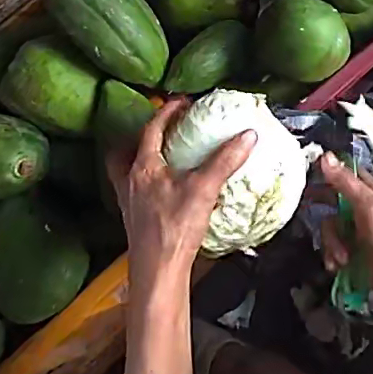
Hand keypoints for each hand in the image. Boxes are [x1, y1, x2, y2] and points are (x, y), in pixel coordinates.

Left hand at [106, 98, 255, 289]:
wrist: (158, 271)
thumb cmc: (175, 228)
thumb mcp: (204, 189)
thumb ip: (225, 161)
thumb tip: (247, 135)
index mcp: (143, 167)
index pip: (152, 129)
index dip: (167, 112)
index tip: (181, 102)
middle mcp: (130, 181)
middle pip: (126, 148)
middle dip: (142, 135)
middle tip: (161, 129)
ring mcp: (128, 201)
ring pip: (125, 171)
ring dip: (138, 159)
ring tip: (157, 157)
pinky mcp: (133, 219)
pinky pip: (133, 191)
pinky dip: (144, 183)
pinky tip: (161, 190)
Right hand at [317, 153, 372, 301]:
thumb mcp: (367, 203)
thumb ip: (345, 181)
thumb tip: (325, 157)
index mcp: (366, 190)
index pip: (342, 172)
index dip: (326, 171)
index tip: (311, 178)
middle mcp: (356, 206)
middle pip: (328, 200)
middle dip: (323, 213)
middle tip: (315, 215)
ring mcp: (351, 228)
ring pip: (327, 226)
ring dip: (332, 243)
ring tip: (342, 255)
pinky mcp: (347, 248)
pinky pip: (329, 246)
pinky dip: (332, 256)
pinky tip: (340, 264)